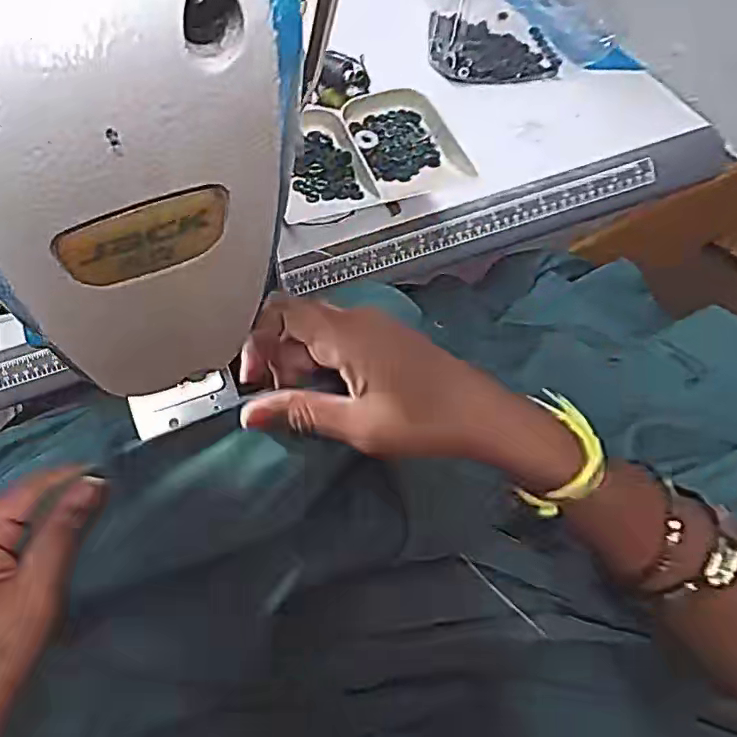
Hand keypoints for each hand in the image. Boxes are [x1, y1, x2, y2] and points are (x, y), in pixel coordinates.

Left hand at [0, 469, 105, 736]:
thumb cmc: (1, 656)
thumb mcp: (40, 588)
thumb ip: (64, 529)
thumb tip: (90, 484)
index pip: (30, 486)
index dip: (70, 475)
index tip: (106, 471)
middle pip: (22, 497)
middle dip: (63, 489)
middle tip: (104, 487)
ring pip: (19, 515)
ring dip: (53, 509)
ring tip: (91, 504)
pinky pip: (12, 534)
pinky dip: (40, 530)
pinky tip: (62, 533)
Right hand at [237, 296, 580, 487]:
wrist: (486, 417)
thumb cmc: (425, 421)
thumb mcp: (355, 423)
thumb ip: (298, 411)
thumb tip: (249, 413)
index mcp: (345, 333)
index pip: (279, 313)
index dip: (255, 342)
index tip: (252, 380)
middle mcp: (356, 319)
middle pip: (293, 320)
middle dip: (275, 356)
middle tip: (277, 396)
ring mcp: (372, 326)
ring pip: (314, 330)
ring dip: (297, 361)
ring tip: (304, 399)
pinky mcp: (383, 338)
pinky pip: (336, 338)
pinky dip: (320, 361)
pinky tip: (330, 391)